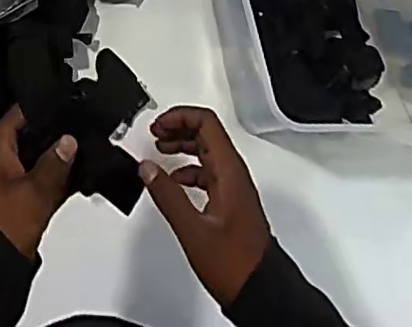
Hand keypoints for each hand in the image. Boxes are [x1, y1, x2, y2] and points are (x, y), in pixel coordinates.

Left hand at [0, 105, 76, 258]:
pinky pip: (44, 176)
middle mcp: (4, 157)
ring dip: (59, 155)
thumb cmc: (0, 226)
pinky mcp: (23, 194)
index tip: (64, 102)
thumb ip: (55, 164)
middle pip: (33, 132)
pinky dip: (58, 175)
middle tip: (80, 126)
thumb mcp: (34, 191)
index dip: (42, 105)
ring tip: (84, 149)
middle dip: (56, 131)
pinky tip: (78, 176)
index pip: (21, 111)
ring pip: (41, 155)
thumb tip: (68, 141)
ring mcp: (14, 176)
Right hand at [138, 106, 270, 305]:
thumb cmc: (237, 264)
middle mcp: (233, 174)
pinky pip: (208, 170)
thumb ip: (167, 194)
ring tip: (161, 148)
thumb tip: (148, 168)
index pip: (205, 122)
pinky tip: (175, 179)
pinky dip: (188, 166)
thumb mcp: (193, 229)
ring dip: (182, 144)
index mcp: (228, 171)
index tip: (159, 124)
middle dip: (178, 126)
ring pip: (206, 150)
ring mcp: (233, 187)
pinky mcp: (231, 201)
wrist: (263, 294)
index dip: (179, 116)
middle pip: (206, 132)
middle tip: (156, 132)